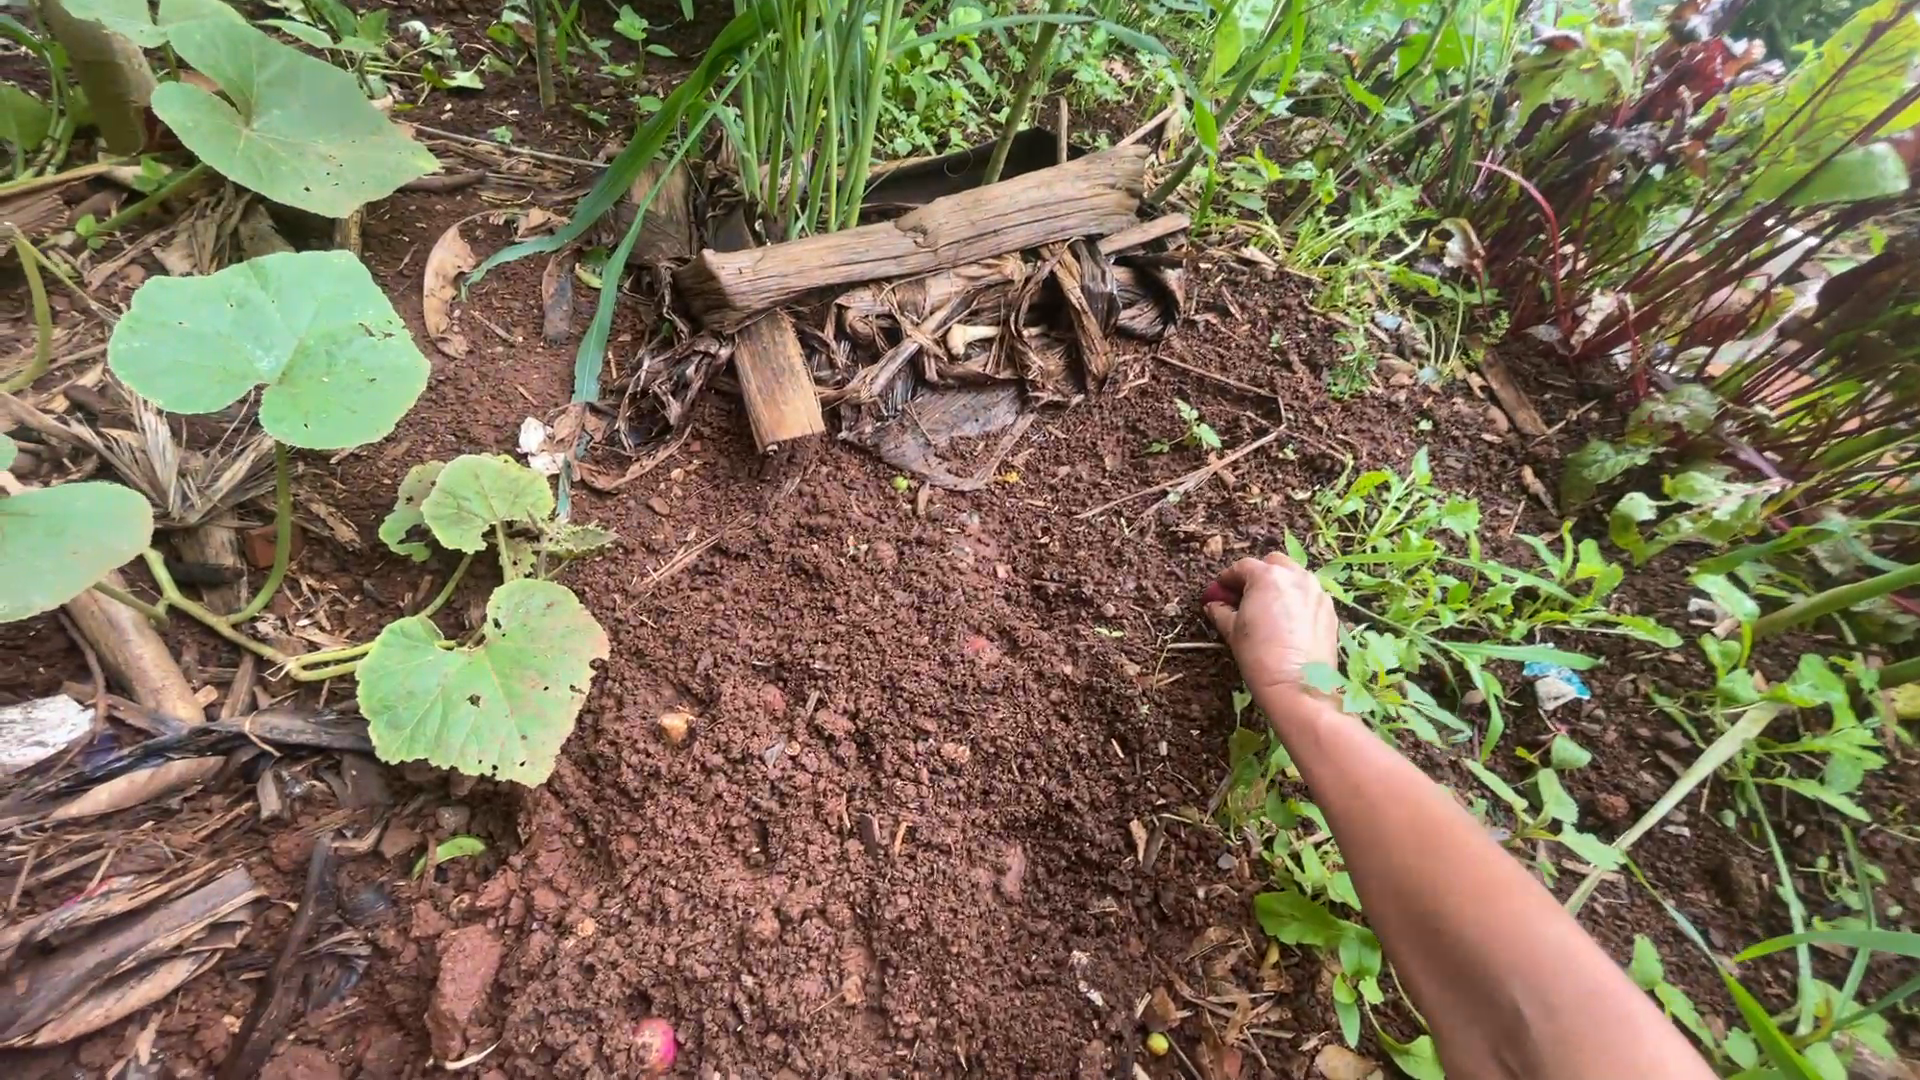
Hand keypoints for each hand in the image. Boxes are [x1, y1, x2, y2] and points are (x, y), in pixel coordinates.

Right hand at [1203, 553, 1338, 701]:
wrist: (1297, 685)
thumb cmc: (1258, 654)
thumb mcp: (1232, 630)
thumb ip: (1220, 611)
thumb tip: (1213, 605)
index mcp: (1267, 577)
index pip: (1242, 567)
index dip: (1227, 579)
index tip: (1220, 592)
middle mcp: (1295, 577)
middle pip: (1273, 563)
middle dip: (1257, 574)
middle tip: (1245, 595)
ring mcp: (1316, 592)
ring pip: (1294, 576)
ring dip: (1279, 584)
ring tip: (1268, 607)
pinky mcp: (1329, 609)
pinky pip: (1309, 594)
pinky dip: (1296, 599)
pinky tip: (1287, 620)